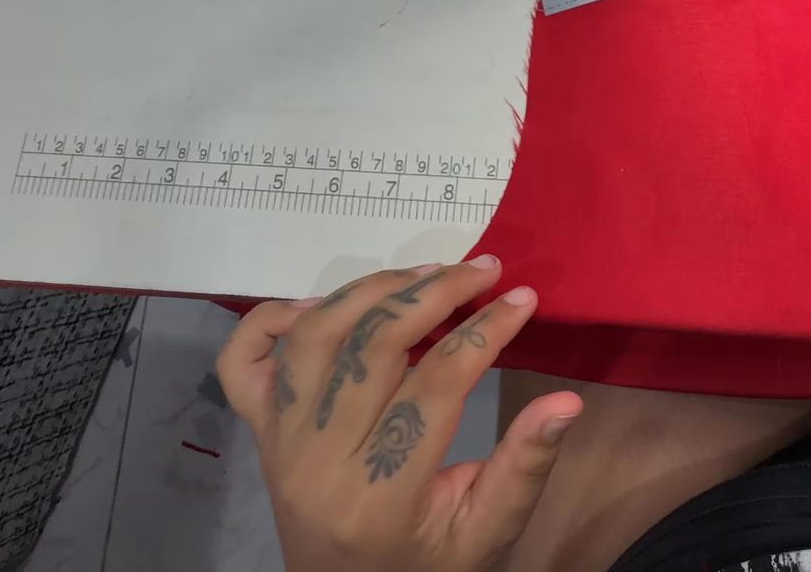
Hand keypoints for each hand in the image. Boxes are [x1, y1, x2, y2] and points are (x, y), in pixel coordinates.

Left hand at [218, 256, 582, 571]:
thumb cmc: (427, 567)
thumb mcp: (488, 533)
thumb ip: (525, 466)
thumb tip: (567, 402)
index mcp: (380, 496)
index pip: (437, 385)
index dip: (486, 331)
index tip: (524, 299)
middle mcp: (317, 463)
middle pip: (373, 346)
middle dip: (437, 292)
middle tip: (485, 269)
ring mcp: (279, 443)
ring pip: (315, 335)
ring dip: (375, 289)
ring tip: (428, 274)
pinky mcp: (260, 431)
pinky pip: (242, 360)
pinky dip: (272, 317)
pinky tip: (326, 305)